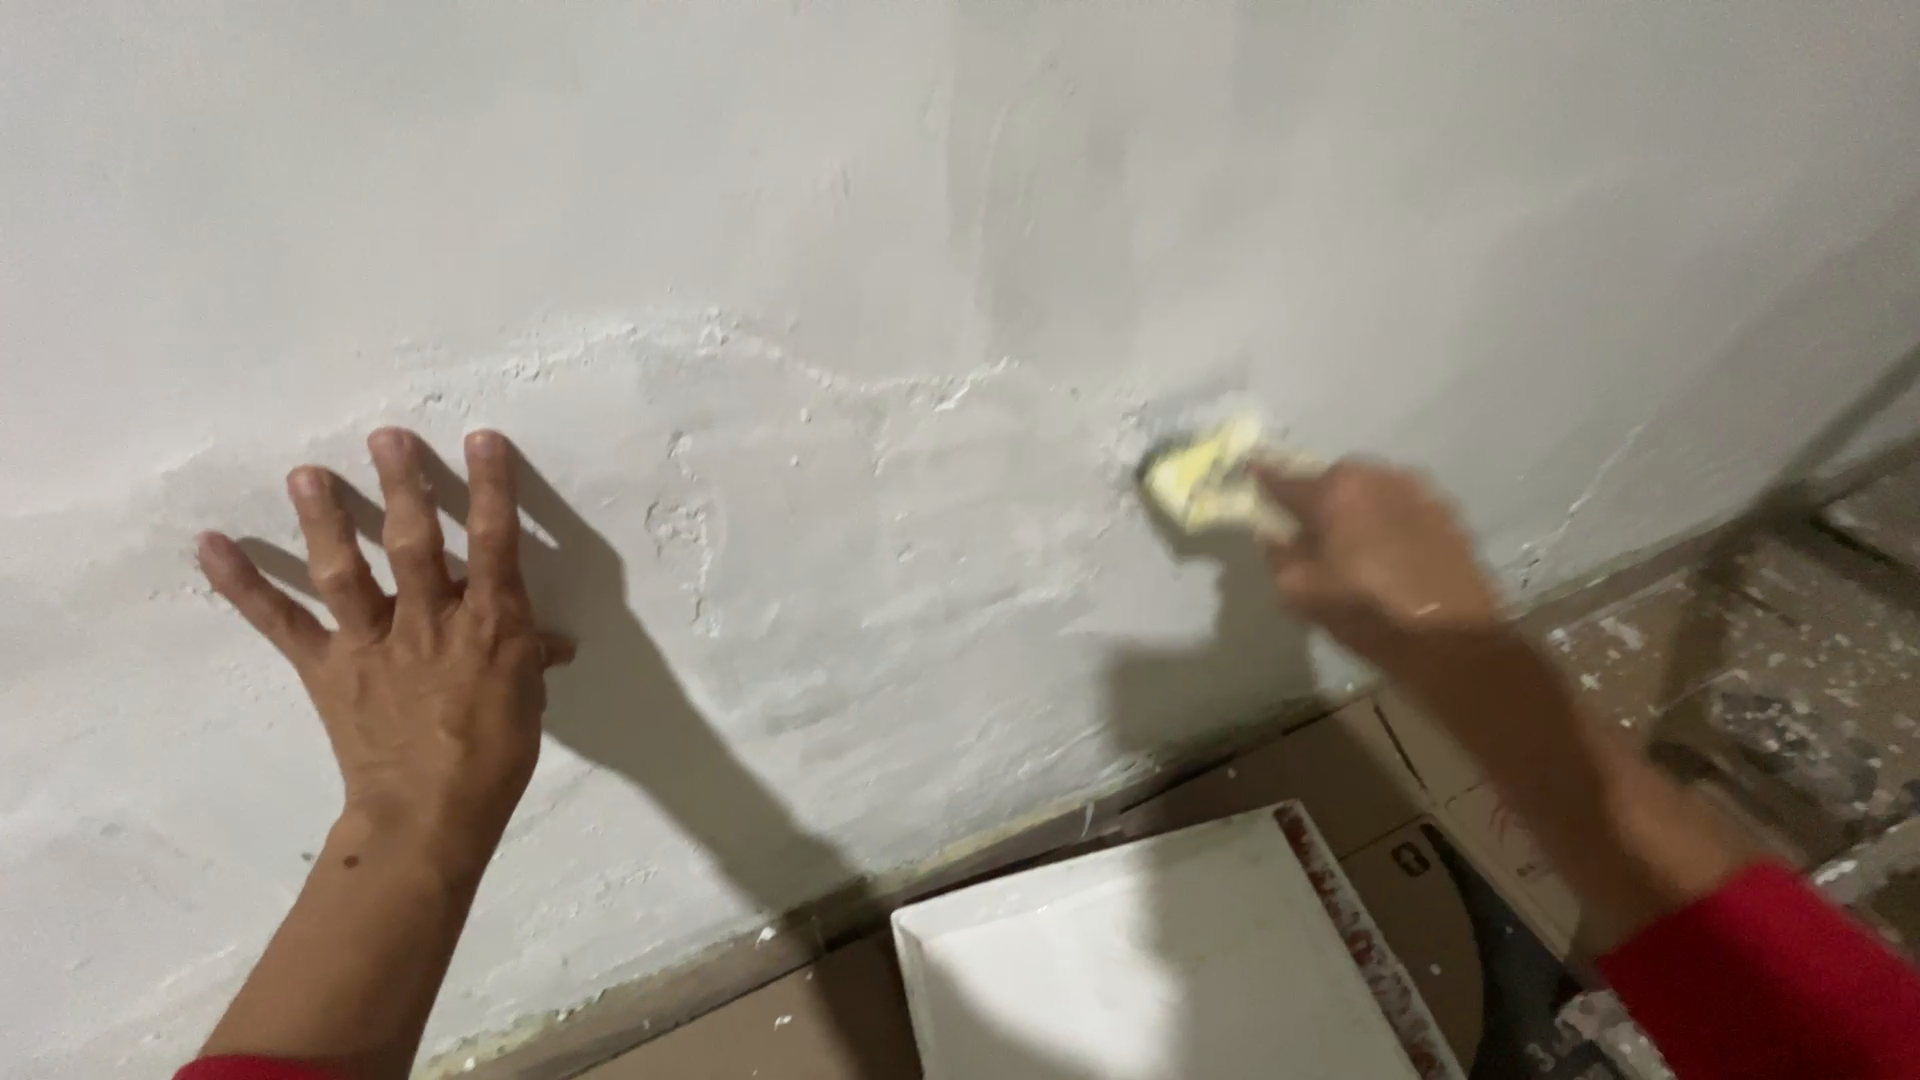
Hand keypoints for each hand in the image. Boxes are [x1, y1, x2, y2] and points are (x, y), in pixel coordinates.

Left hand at [196, 428, 572, 849]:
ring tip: (307, 474)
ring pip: (346, 571)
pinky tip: (212, 546)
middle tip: (387, 437)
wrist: (431, 811)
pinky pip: (280, 623)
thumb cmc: (498, 751)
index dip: (491, 489)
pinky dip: (242, 586)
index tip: (482, 442)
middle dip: (404, 486)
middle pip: (415, 543)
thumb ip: (533, 657)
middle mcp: (431, 622)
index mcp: (491, 626)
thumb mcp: (529, 697)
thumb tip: (553, 642)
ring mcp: (372, 643)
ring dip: (325, 520)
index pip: (494, 545)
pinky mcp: (326, 668)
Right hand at [1254, 458, 1500, 675]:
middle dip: (1317, 495)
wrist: (1452, 640)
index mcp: (1335, 492)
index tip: (1250, 472)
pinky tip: (1386, 548)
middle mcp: (1378, 478)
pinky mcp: (1448, 513)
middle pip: (1333, 478)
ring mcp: (1419, 492)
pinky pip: (1401, 505)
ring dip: (1355, 505)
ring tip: (1350, 539)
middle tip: (1308, 526)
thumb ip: (1278, 554)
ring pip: (1371, 488)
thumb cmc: (1365, 612)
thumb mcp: (1299, 592)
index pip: (1285, 478)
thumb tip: (1274, 535)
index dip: (1263, 477)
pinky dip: (1386, 517)